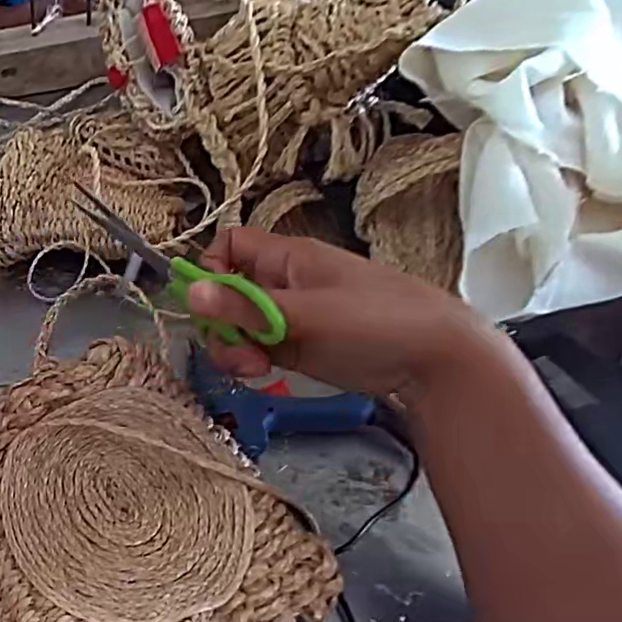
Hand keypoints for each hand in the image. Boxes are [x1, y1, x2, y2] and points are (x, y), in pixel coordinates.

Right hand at [188, 228, 497, 398]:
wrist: (434, 360)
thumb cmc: (374, 321)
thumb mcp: (304, 314)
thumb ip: (244, 308)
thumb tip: (187, 292)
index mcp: (285, 259)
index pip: (229, 247)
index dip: (211, 270)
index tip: (211, 304)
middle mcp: (280, 284)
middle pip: (225, 295)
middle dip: (222, 325)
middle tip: (239, 352)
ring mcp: (287, 316)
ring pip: (237, 327)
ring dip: (234, 349)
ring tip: (256, 369)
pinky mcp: (293, 346)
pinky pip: (255, 348)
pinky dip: (250, 362)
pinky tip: (264, 374)